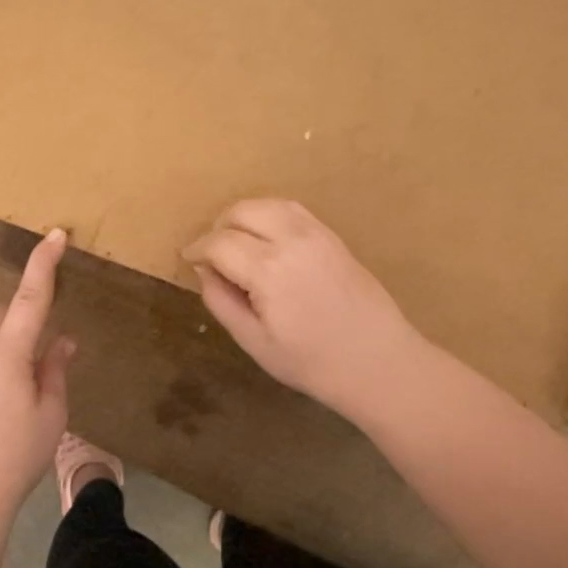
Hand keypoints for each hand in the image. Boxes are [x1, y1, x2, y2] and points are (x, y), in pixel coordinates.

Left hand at [0, 228, 74, 517]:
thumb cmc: (16, 458)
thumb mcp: (51, 416)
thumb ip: (54, 370)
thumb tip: (61, 341)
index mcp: (7, 353)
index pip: (30, 297)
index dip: (44, 263)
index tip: (56, 235)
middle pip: (0, 314)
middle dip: (20, 323)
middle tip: (36, 363)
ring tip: (6, 372)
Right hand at [183, 199, 435, 418]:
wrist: (379, 362)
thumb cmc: (313, 363)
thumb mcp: (255, 343)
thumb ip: (222, 302)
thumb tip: (205, 271)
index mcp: (269, 270)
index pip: (219, 243)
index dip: (197, 249)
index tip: (188, 260)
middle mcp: (292, 240)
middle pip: (241, 212)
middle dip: (218, 228)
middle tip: (212, 254)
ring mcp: (316, 234)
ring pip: (266, 204)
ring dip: (243, 217)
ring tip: (236, 244)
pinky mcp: (333, 236)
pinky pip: (292, 210)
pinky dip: (269, 215)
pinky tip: (265, 239)